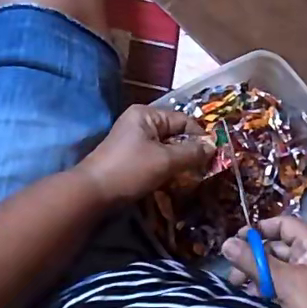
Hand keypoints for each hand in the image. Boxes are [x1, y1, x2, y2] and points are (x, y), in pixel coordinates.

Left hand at [73, 105, 213, 205]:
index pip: (183, 120)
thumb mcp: (165, 160)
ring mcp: (133, 139)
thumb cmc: (130, 170)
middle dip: (190, 150)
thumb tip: (213, 146)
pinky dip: (166, 166)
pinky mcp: (129, 157)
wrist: (92, 193)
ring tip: (192, 175)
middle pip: (174, 132)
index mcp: (146, 114)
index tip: (214, 156)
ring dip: (178, 160)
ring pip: (165, 147)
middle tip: (205, 168)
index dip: (200, 137)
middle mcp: (139, 122)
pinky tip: (173, 179)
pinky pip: (155, 157)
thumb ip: (192, 152)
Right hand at [222, 216, 306, 307]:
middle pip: (277, 245)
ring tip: (238, 283)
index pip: (283, 224)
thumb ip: (254, 261)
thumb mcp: (283, 281)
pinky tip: (252, 293)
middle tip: (233, 270)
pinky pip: (282, 281)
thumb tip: (226, 243)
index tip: (236, 241)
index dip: (259, 229)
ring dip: (257, 271)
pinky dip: (267, 284)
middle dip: (253, 255)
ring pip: (277, 265)